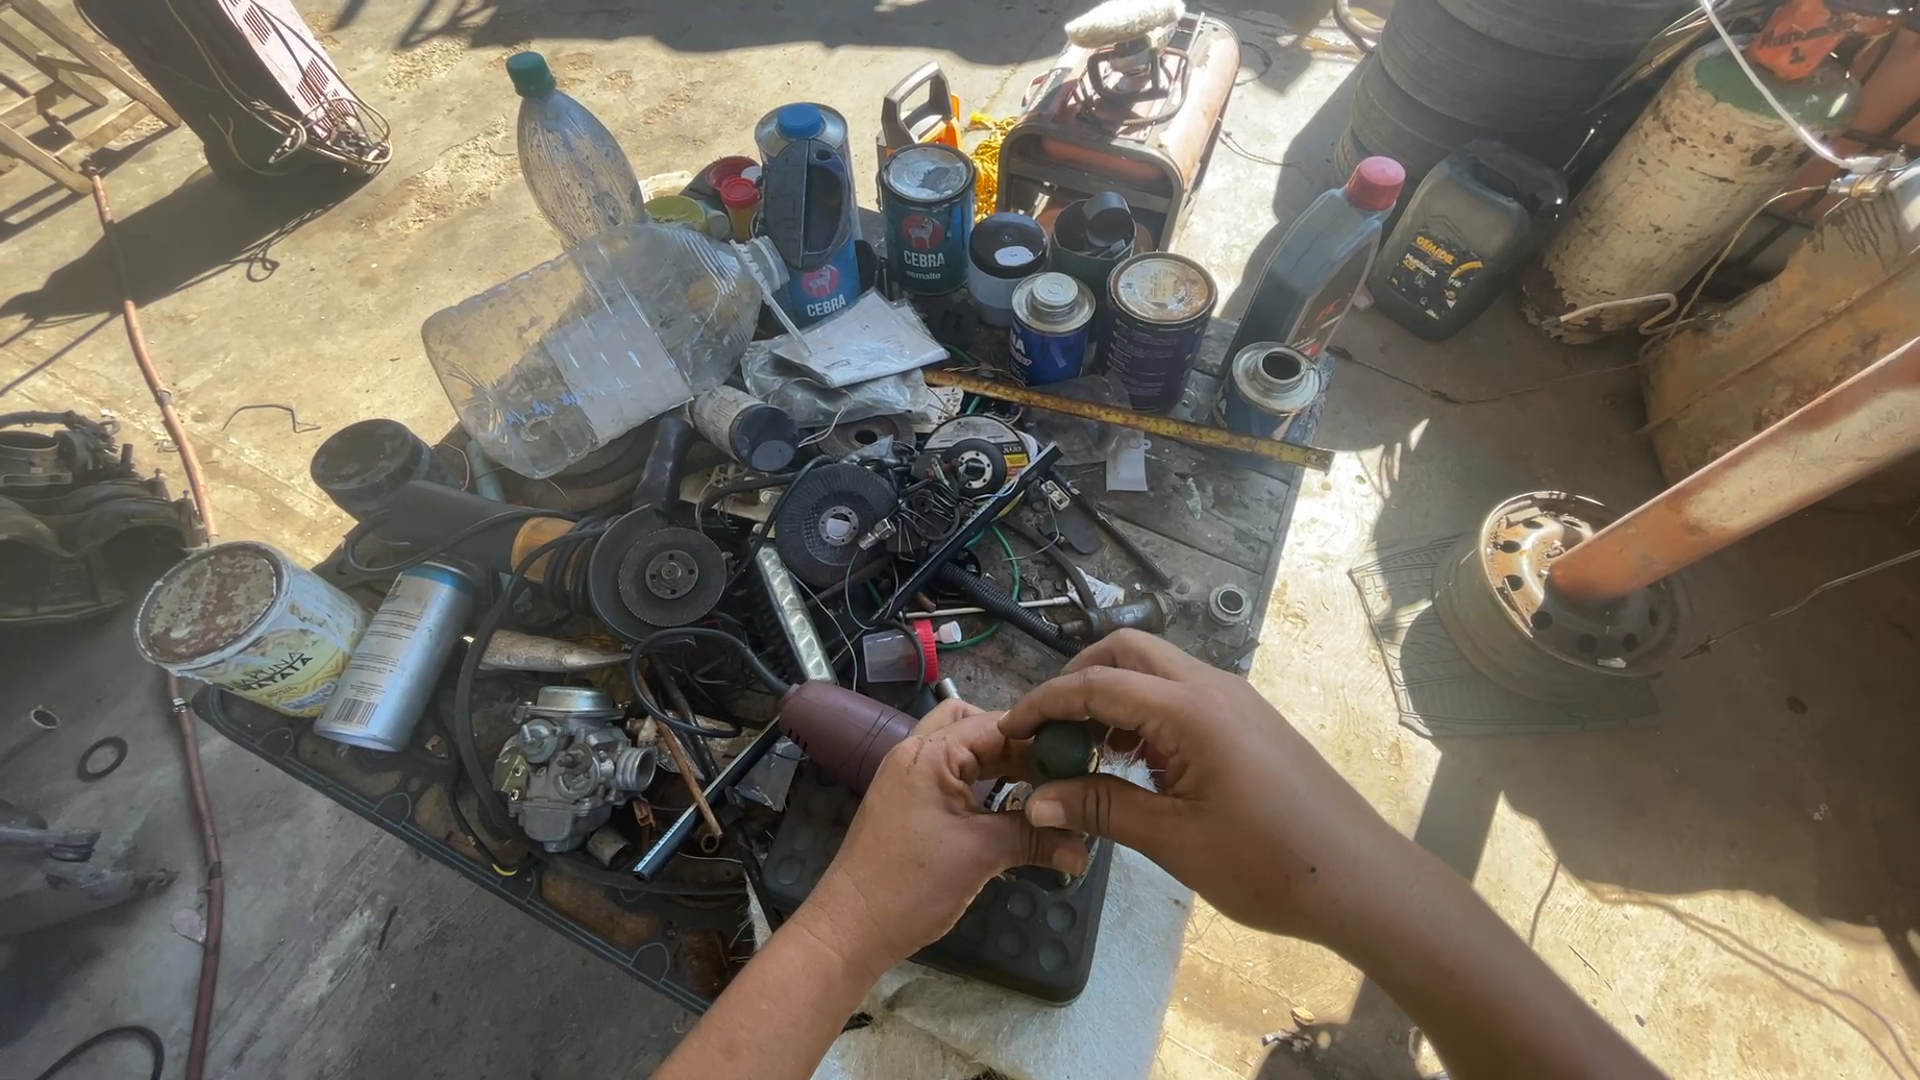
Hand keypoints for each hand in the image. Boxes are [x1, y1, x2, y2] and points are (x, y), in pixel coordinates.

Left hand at [790, 699, 1090, 978]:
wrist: (849, 929)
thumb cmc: (912, 884)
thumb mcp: (980, 855)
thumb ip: (1034, 838)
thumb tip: (1086, 846)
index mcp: (929, 753)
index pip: (994, 724)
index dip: (1037, 736)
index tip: (1075, 754)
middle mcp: (914, 751)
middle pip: (973, 723)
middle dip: (1015, 742)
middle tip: (1055, 768)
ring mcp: (906, 774)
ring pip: (959, 745)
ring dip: (995, 757)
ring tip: (1035, 781)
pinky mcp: (906, 798)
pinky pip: (949, 770)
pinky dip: (978, 776)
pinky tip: (1004, 800)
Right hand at [997, 630, 1413, 948]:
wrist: (1365, 882)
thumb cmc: (1268, 864)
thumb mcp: (1173, 839)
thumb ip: (1100, 807)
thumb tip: (1034, 799)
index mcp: (1189, 709)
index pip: (1096, 685)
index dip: (1045, 702)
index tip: (1011, 728)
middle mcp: (1209, 685)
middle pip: (1125, 650)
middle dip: (1078, 678)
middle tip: (1050, 727)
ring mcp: (1232, 697)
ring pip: (1153, 666)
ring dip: (1111, 692)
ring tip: (1087, 747)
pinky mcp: (1244, 716)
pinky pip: (1178, 691)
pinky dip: (1142, 708)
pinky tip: (1134, 757)